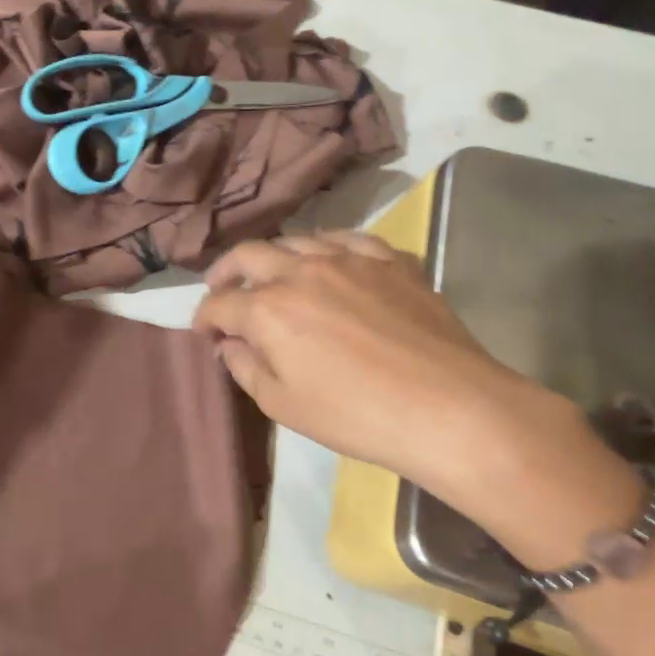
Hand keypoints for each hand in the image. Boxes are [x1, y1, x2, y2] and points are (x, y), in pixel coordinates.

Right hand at [190, 232, 571, 493]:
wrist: (450, 408)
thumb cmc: (355, 415)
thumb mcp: (282, 404)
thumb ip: (245, 367)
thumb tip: (230, 345)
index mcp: (268, 309)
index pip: (219, 304)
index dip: (204, 319)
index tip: (205, 336)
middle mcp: (302, 272)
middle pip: (249, 256)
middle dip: (225, 272)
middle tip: (221, 290)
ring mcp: (352, 261)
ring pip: (298, 240)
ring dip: (274, 256)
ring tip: (272, 274)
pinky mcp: (394, 263)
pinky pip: (349, 239)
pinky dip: (327, 247)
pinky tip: (329, 261)